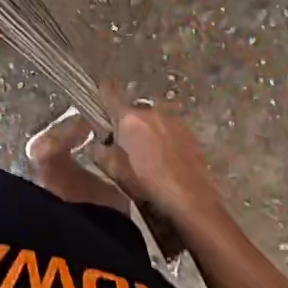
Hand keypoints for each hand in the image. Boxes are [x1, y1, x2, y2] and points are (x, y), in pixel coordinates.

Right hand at [93, 89, 223, 224]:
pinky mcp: (187, 131)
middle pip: (132, 110)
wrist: (190, 196)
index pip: (109, 93)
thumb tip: (98, 143)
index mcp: (129, 118)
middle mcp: (150, 111)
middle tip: (123, 142)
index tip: (98, 90)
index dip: (102, 91)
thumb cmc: (147, 182)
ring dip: (145, 129)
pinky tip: (164, 156)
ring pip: (151, 119)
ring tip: (146, 152)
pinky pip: (167, 127)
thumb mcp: (114, 170)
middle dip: (126, 121)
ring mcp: (172, 119)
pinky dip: (162, 136)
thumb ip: (100, 152)